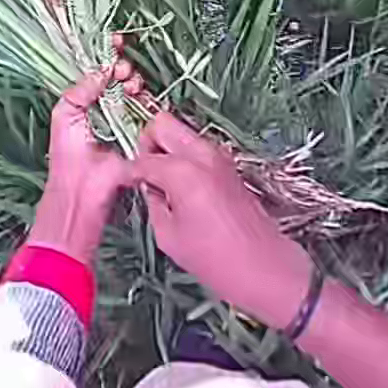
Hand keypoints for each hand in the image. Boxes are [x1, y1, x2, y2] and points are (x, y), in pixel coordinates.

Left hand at [29, 50, 143, 259]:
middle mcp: (105, 109)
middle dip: (122, 67)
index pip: (98, 72)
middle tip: (123, 69)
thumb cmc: (68, 156)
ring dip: (133, 81)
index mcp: (85, 103)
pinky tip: (139, 92)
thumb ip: (80, 89)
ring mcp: (123, 120)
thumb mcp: (65, 114)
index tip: (116, 42)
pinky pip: (145, 109)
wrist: (83, 192)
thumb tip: (100, 71)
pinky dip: (144, 97)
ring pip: (133, 91)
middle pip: (118, 78)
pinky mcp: (139, 133)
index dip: (106, 55)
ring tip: (130, 82)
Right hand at [133, 111, 312, 324]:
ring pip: (181, 133)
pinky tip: (181, 189)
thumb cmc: (216, 258)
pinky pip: (197, 148)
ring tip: (163, 185)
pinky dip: (183, 158)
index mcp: (183, 171)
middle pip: (163, 123)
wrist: (263, 264)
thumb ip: (153, 202)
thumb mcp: (169, 235)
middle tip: (145, 173)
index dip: (128, 171)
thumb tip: (149, 187)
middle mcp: (202, 154)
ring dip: (167, 149)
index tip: (124, 181)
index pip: (143, 158)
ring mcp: (218, 156)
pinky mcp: (228, 164)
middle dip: (148, 143)